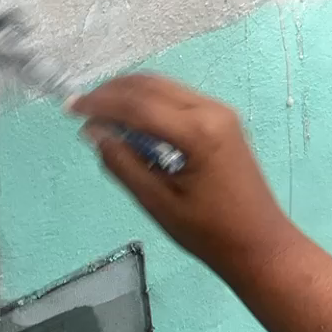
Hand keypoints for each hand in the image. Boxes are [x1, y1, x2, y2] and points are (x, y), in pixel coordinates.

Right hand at [71, 74, 296, 276]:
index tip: (70, 108)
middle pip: (150, 85)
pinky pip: (175, 97)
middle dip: (111, 92)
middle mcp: (211, 111)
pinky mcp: (221, 119)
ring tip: (98, 111)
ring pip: (162, 86)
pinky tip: (128, 118)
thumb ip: (122, 162)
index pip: (137, 105)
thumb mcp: (157, 202)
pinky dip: (147, 101)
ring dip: (128, 93)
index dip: (99, 104)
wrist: (261, 246)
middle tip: (80, 107)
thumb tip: (94, 132)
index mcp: (198, 132)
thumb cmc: (210, 233)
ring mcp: (219, 112)